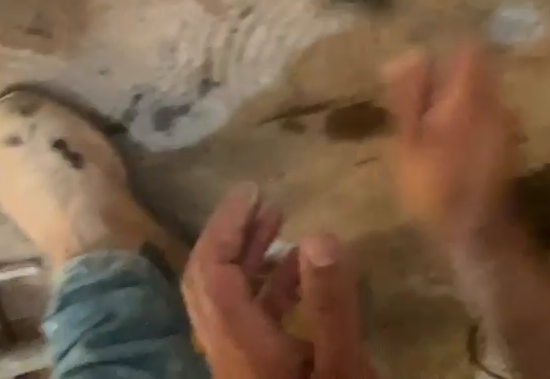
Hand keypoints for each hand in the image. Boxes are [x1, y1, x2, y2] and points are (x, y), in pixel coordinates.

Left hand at [181, 182, 375, 378]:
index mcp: (242, 348)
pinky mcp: (257, 378)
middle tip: (259, 198)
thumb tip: (318, 231)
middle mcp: (227, 357)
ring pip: (225, 302)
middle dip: (230, 235)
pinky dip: (268, 286)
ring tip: (278, 220)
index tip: (252, 189)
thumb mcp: (343, 367)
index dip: (227, 226)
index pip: (212, 273)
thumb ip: (331, 301)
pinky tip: (301, 271)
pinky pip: (248, 321)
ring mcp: (239, 370)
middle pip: (206, 285)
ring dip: (247, 257)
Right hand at [381, 44, 521, 256]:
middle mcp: (495, 102)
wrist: (477, 234)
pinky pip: (487, 115)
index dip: (443, 57)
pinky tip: (450, 146)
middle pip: (476, 70)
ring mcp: (507, 123)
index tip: (421, 74)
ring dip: (458, 102)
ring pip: (482, 93)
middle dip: (448, 80)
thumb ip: (409, 96)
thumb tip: (408, 56)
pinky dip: (469, 121)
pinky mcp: (509, 144)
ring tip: (430, 129)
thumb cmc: (435, 186)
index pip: (468, 50)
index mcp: (470, 96)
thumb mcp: (409, 141)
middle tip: (420, 107)